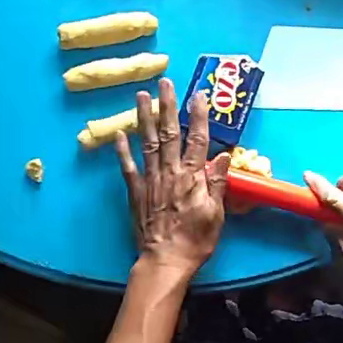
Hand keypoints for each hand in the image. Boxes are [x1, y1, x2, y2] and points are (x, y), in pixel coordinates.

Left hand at [115, 77, 229, 276]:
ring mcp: (150, 180)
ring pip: (147, 143)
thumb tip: (224, 156)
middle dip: (168, 106)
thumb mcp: (217, 214)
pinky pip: (127, 167)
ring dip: (144, 118)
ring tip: (141, 95)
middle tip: (165, 82)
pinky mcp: (135, 192)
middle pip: (169, 133)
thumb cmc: (196, 240)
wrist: (165, 261)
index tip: (198, 95)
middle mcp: (170, 172)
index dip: (198, 116)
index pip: (197, 139)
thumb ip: (218, 183)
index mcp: (192, 177)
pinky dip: (122, 150)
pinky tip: (118, 133)